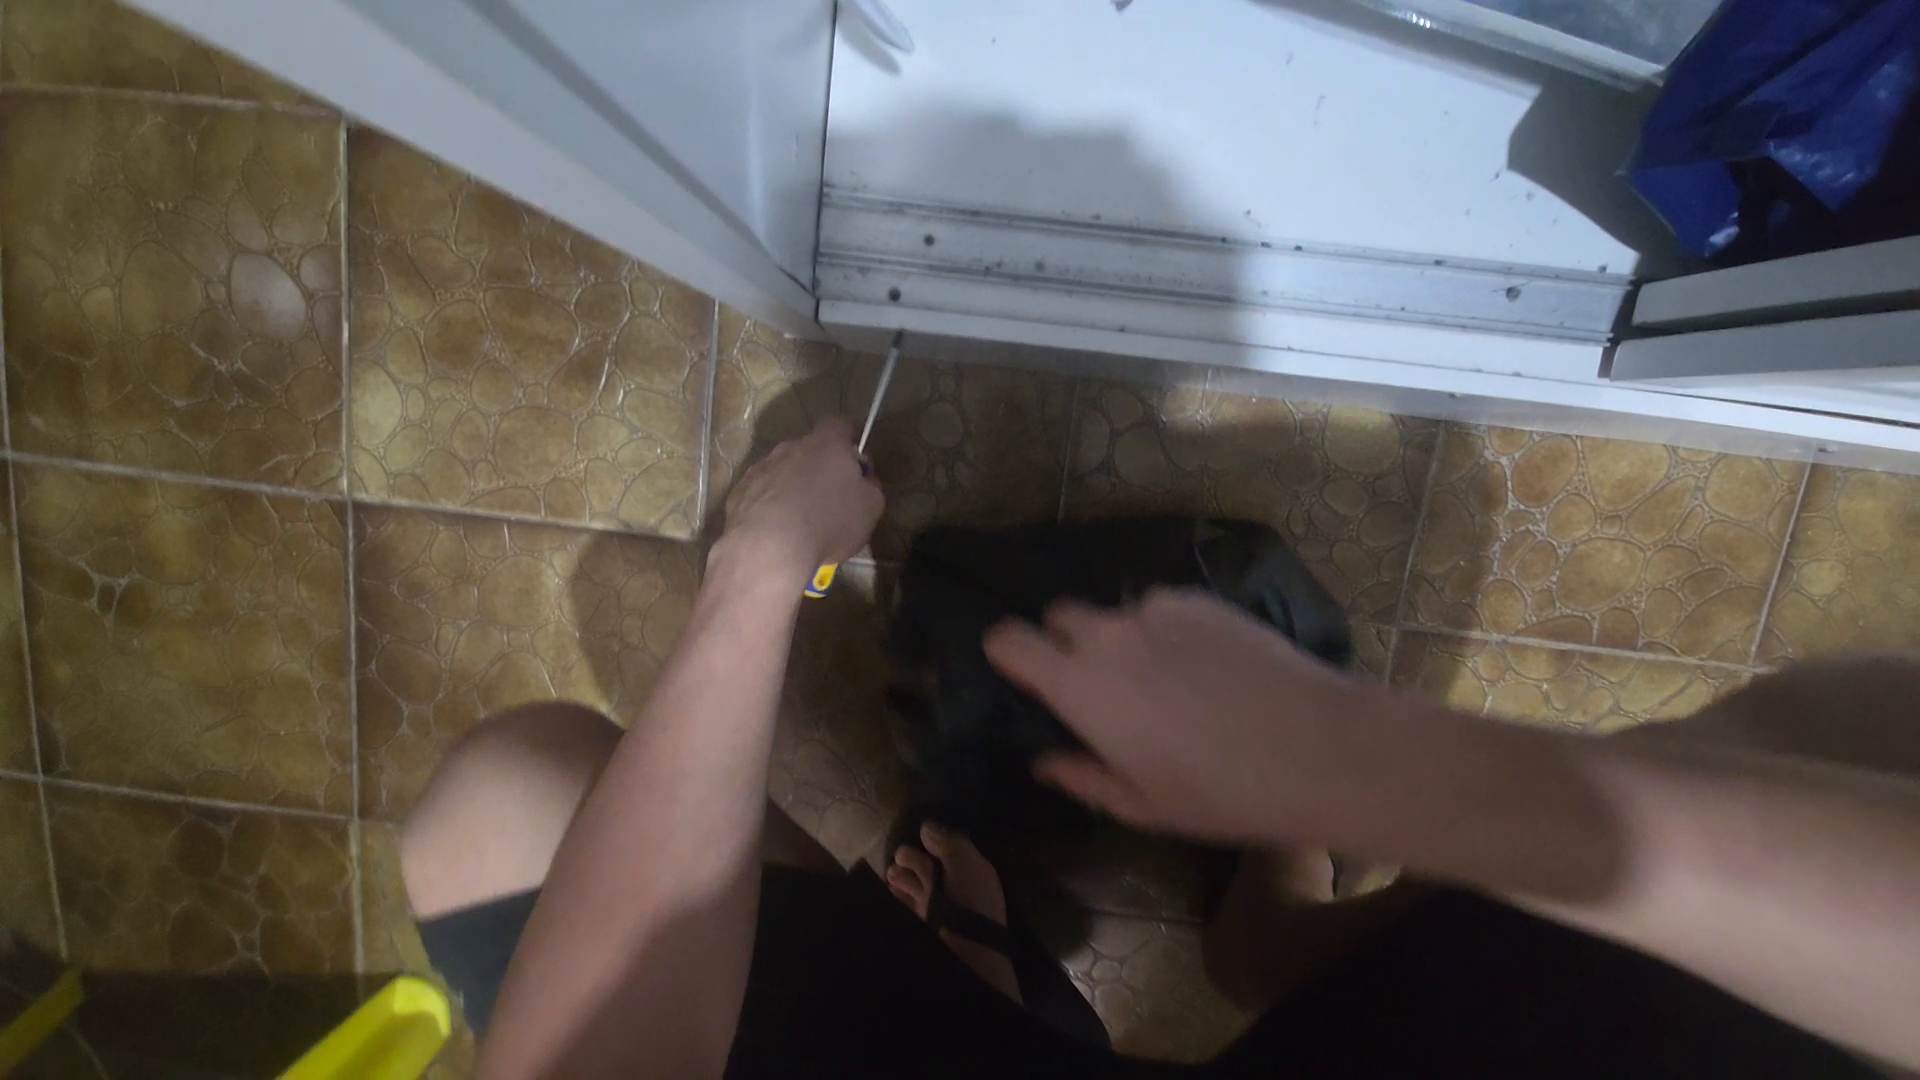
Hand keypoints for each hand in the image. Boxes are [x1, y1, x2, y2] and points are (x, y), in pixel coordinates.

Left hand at [721, 417, 883, 578]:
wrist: (768, 547)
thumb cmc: (829, 522)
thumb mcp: (870, 508)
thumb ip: (870, 487)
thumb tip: (864, 480)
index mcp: (827, 445)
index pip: (839, 424)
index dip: (848, 436)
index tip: (855, 454)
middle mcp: (791, 447)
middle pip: (809, 449)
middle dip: (820, 467)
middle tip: (831, 497)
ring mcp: (762, 468)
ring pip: (784, 471)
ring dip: (793, 487)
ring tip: (801, 521)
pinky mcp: (740, 491)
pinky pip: (762, 492)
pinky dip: (771, 506)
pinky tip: (778, 531)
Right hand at [984, 588, 1395, 842]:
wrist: (1317, 748)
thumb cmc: (1218, 790)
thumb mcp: (1142, 804)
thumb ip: (1081, 777)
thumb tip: (1044, 761)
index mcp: (1079, 685)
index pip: (1009, 640)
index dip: (1004, 649)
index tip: (1017, 668)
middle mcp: (1107, 635)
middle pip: (1059, 616)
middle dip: (1063, 641)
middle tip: (1099, 683)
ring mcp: (1155, 610)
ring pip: (1116, 614)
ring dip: (1121, 638)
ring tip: (1166, 677)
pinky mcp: (1199, 600)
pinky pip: (1162, 608)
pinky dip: (1166, 630)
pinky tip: (1206, 664)